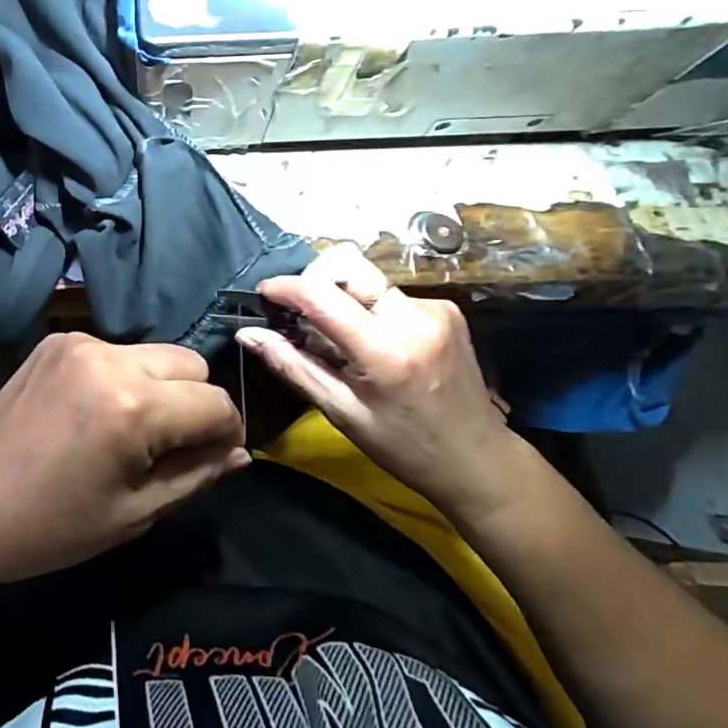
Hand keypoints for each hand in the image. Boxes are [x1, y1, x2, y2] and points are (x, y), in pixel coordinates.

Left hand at [0, 332, 248, 589]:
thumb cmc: (50, 526)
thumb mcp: (135, 513)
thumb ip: (196, 475)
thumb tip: (241, 453)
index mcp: (134, 407)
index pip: (216, 404)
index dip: (225, 435)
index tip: (212, 460)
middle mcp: (112, 359)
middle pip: (193, 364)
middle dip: (195, 403)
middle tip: (166, 447)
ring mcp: (82, 342)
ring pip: (157, 355)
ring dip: (161, 388)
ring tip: (129, 430)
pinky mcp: (60, 339)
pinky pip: (119, 353)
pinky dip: (124, 378)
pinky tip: (95, 412)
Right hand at [235, 246, 521, 519]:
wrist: (479, 459)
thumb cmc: (405, 448)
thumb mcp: (343, 413)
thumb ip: (293, 366)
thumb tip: (248, 334)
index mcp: (386, 350)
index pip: (322, 295)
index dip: (285, 287)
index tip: (264, 295)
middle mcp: (414, 317)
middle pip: (348, 267)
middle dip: (315, 281)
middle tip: (300, 313)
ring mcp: (436, 309)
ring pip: (368, 280)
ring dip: (343, 299)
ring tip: (339, 340)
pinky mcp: (447, 309)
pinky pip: (391, 295)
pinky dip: (371, 311)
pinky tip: (373, 344)